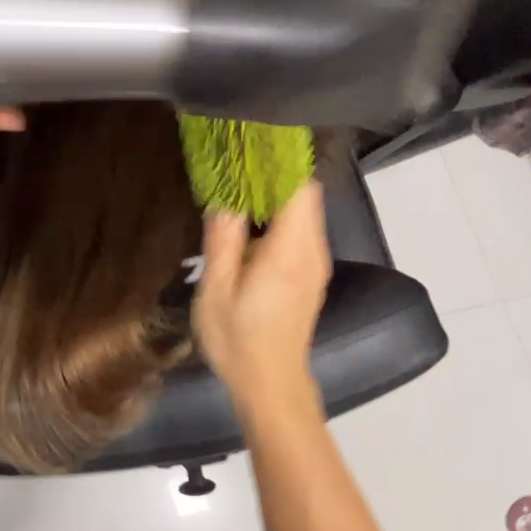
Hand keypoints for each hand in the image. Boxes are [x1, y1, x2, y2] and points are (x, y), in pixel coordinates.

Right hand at [193, 183, 332, 409]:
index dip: (278, 161)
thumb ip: (222, 240)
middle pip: (302, 195)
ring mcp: (313, 265)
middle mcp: (311, 251)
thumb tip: (224, 198)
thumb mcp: (217, 290)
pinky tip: (243, 226)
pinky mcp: (307, 277)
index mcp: (290, 250)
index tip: (247, 144)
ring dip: (271, 198)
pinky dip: (275, 220)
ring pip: (301, 214)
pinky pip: (297, 233)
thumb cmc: (239, 340)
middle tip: (230, 164)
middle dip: (270, 175)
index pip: (299, 187)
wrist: (271, 386)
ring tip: (232, 190)